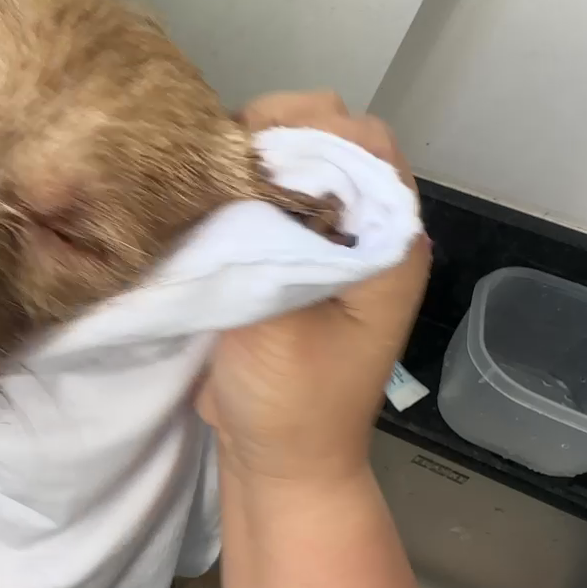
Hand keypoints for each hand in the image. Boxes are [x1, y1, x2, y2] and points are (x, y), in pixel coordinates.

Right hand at [197, 91, 429, 483]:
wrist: (281, 460)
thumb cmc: (293, 403)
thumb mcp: (281, 326)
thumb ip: (269, 247)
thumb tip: (238, 170)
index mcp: (385, 241)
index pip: (361, 142)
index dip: (304, 127)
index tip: (241, 149)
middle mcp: (364, 230)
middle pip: (329, 141)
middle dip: (271, 134)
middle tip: (215, 162)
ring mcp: (324, 243)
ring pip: (292, 167)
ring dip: (247, 161)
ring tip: (202, 180)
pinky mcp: (287, 258)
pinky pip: (265, 200)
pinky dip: (234, 191)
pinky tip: (200, 204)